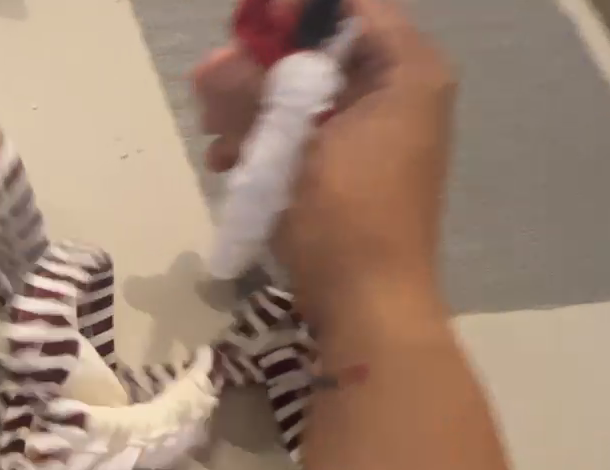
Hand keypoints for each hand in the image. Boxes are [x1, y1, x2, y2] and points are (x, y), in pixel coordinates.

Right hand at [193, 0, 455, 322]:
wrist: (367, 300)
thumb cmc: (345, 219)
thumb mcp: (297, 151)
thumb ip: (258, 100)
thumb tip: (213, 62)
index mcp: (405, 72)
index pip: (348, 14)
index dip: (289, 16)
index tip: (238, 28)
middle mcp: (394, 94)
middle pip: (317, 58)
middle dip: (257, 72)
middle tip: (204, 89)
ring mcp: (370, 136)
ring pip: (302, 102)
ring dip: (252, 113)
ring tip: (210, 137)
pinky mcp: (345, 173)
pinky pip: (301, 140)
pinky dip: (265, 146)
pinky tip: (228, 163)